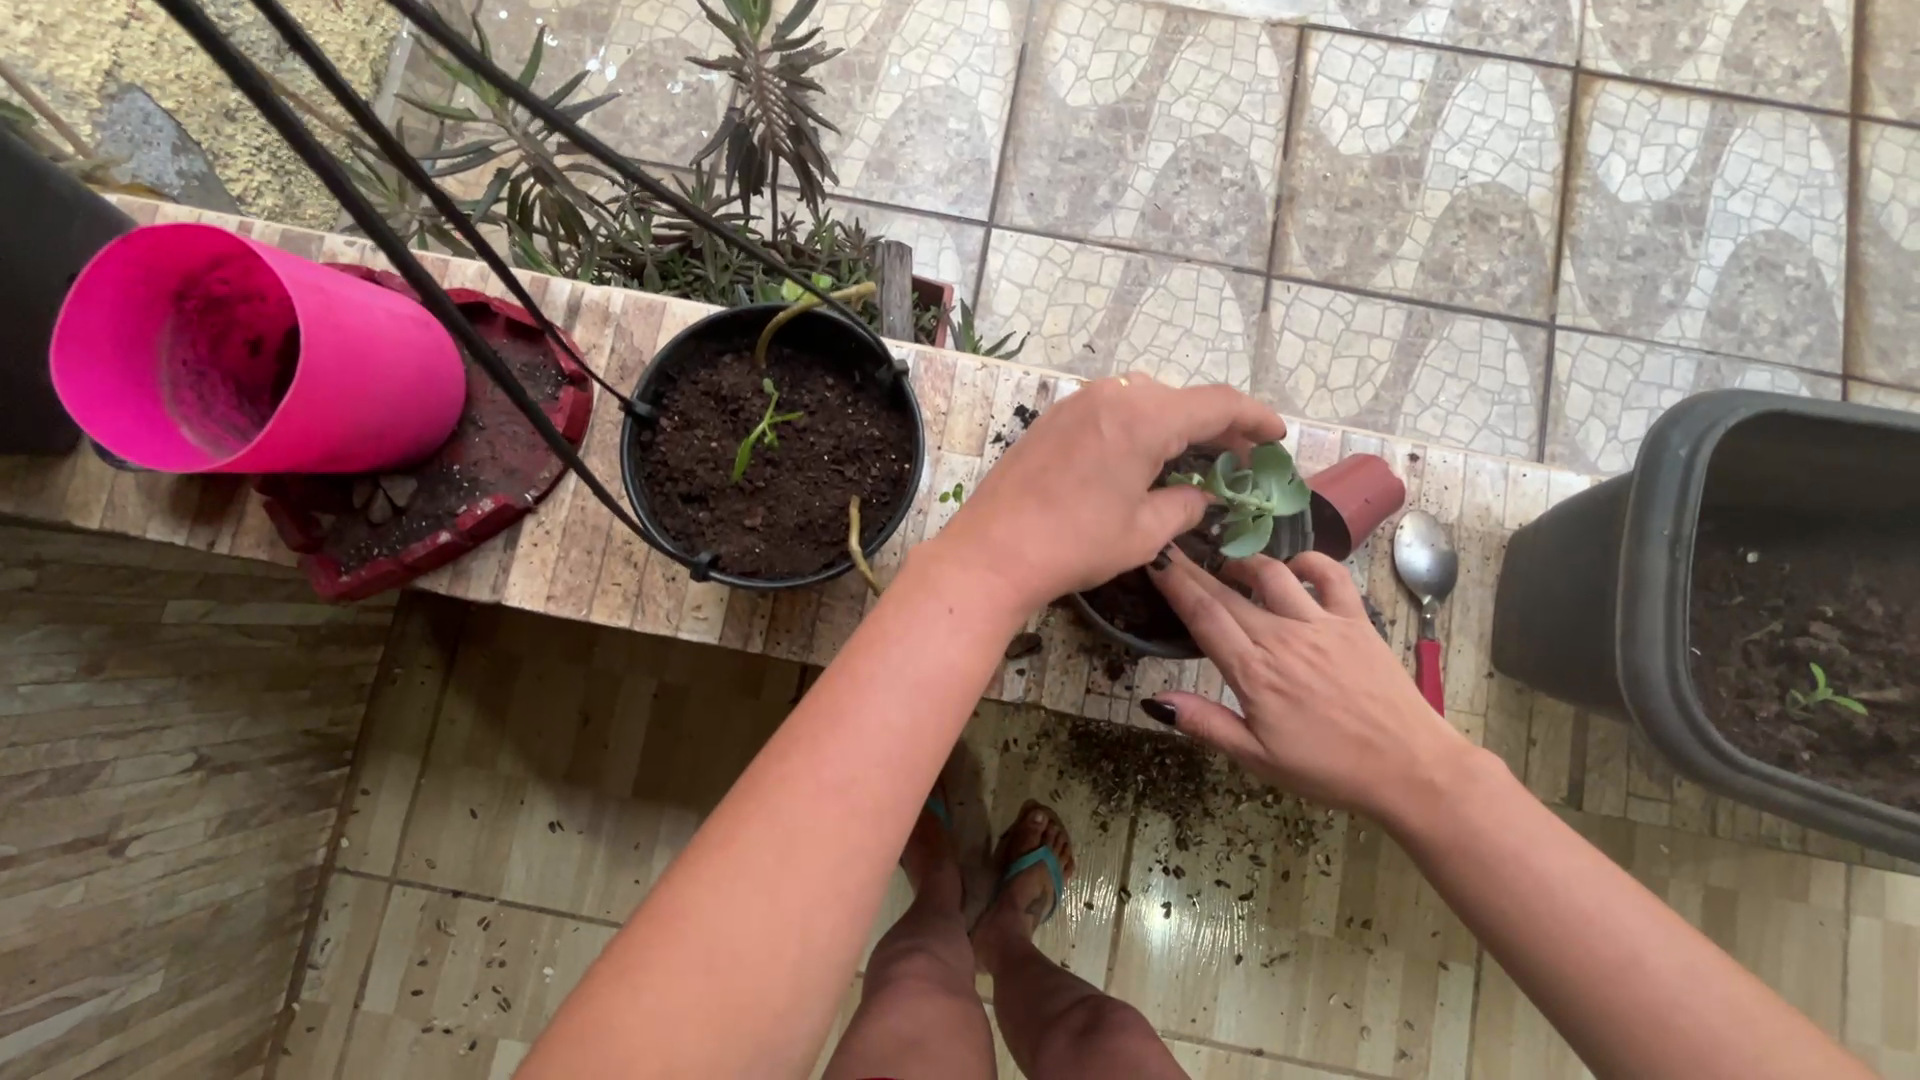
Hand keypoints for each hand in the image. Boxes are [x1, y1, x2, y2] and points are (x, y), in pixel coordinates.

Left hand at [925, 374, 1285, 611]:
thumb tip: (1203, 496)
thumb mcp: (1143, 533)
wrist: (991, 552)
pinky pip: (1111, 410)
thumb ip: (1184, 505)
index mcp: (1144, 417)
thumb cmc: (1073, 544)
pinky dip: (1139, 427)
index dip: (1254, 418)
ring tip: (1196, 458)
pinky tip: (1144, 458)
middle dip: (1216, 426)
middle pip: (1180, 399)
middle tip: (1240, 457)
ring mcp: (1077, 403)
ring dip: (1175, 425)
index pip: (1217, 403)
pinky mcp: (1053, 419)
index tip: (1277, 435)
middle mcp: (1112, 396)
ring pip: (1144, 400)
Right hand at [1144, 549, 1473, 819]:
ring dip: (1244, 564)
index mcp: (1253, 672)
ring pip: (1272, 574)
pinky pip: (1330, 576)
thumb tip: (1154, 699)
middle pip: (1227, 592)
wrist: (1411, 769)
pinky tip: (1293, 567)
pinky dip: (1307, 562)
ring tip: (1228, 568)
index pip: (1203, 615)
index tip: (1155, 560)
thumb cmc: (1328, 769)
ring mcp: (1322, 624)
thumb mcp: (1257, 758)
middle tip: (1172, 551)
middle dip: (1194, 569)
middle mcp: (1283, 638)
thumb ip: (1205, 723)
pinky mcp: (1357, 621)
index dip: (1175, 584)